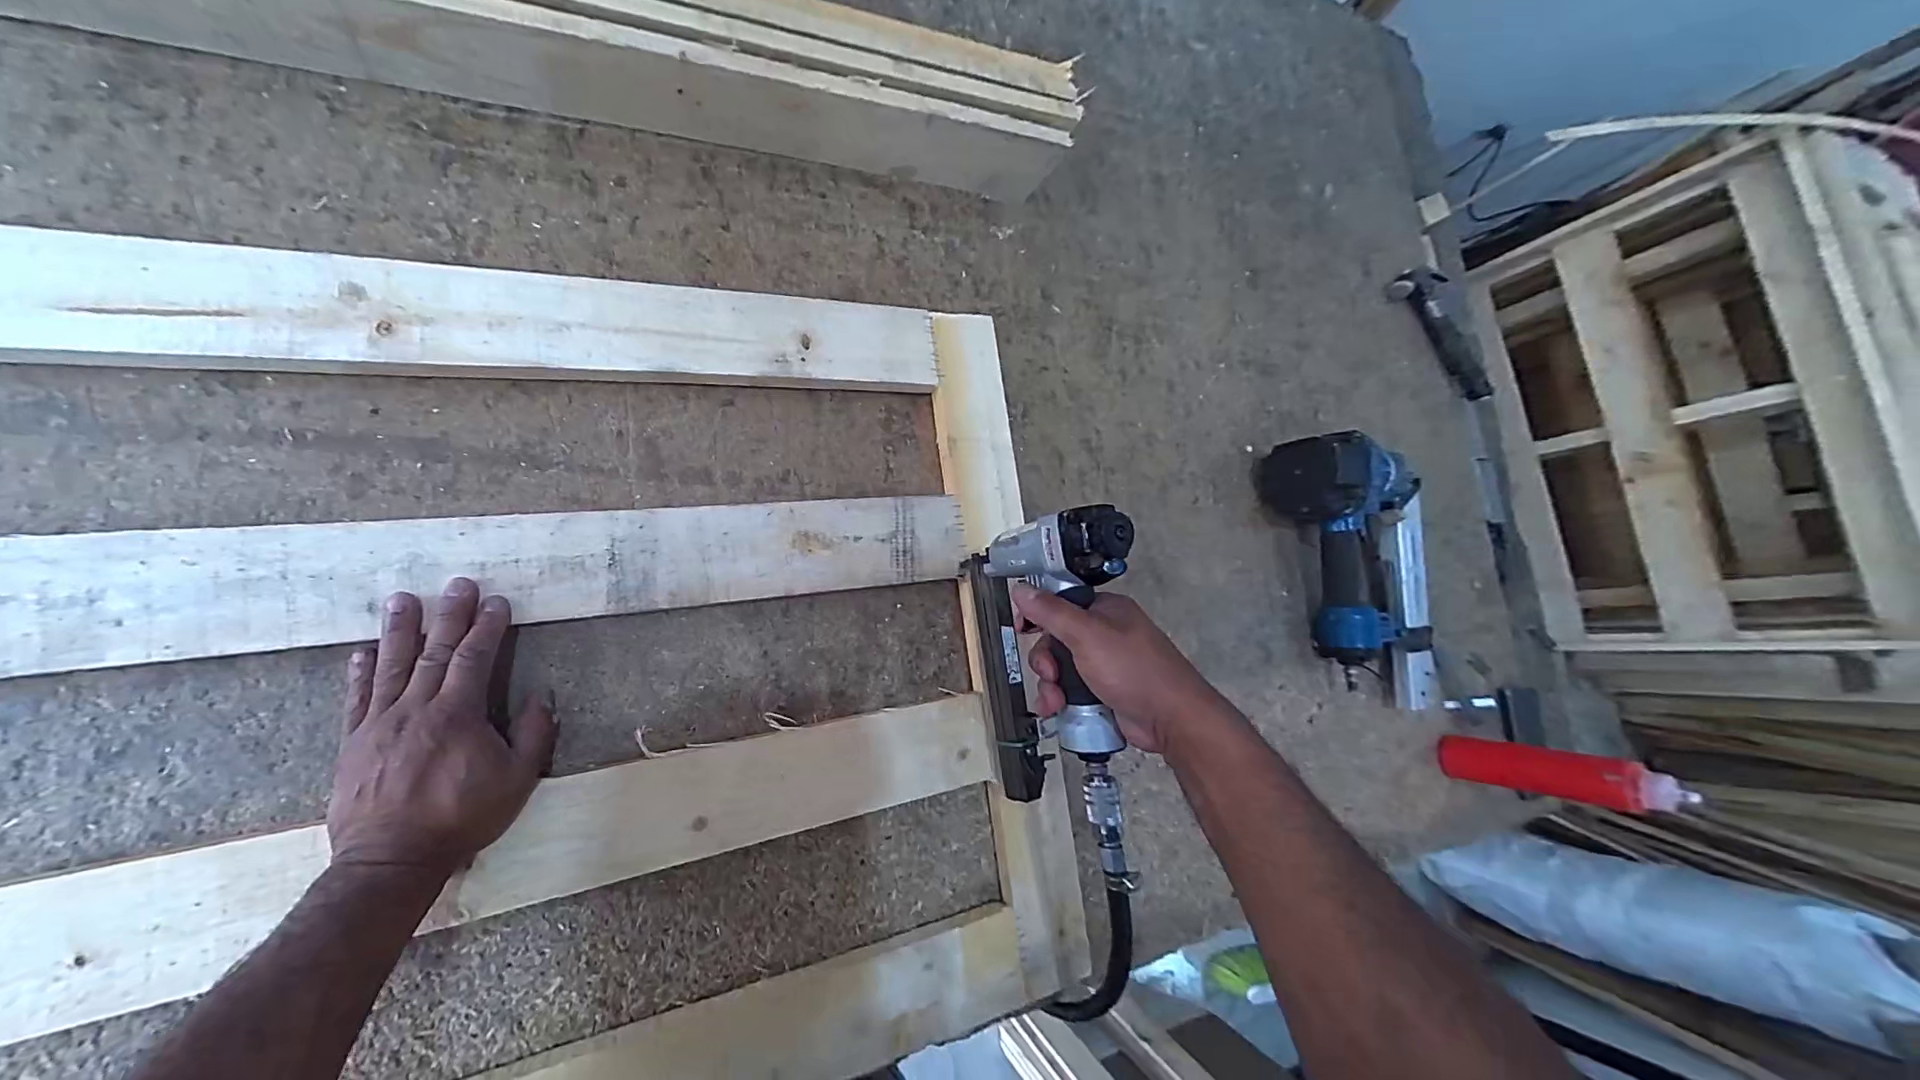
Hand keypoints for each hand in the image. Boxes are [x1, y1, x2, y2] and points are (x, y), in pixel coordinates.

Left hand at [330, 577, 557, 875]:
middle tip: (457, 584)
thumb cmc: (462, 817)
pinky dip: (360, 673)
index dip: (487, 628)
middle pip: (435, 652)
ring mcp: (379, 724)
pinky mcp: (353, 743)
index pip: (474, 659)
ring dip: (400, 630)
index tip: (496, 602)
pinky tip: (363, 651)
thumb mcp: (518, 779)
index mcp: (458, 715)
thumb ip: (533, 734)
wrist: (390, 860)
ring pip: (392, 667)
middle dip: (448, 615)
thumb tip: (540, 696)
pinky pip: (357, 700)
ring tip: (402, 599)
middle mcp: (416, 709)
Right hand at [1009, 582, 1236, 754]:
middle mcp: (1105, 633)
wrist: (1170, 719)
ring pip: (1060, 668)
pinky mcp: (1104, 690)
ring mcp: (1105, 663)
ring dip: (1050, 685)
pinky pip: (1071, 689)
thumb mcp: (1087, 636)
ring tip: (1056, 700)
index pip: (1060, 601)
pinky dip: (1061, 699)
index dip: (1038, 613)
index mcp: (1105, 610)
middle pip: (1055, 639)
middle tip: (1049, 674)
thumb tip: (1022, 590)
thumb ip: (1052, 612)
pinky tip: (1059, 710)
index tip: (1022, 627)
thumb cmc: (1136, 671)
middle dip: (1045, 660)